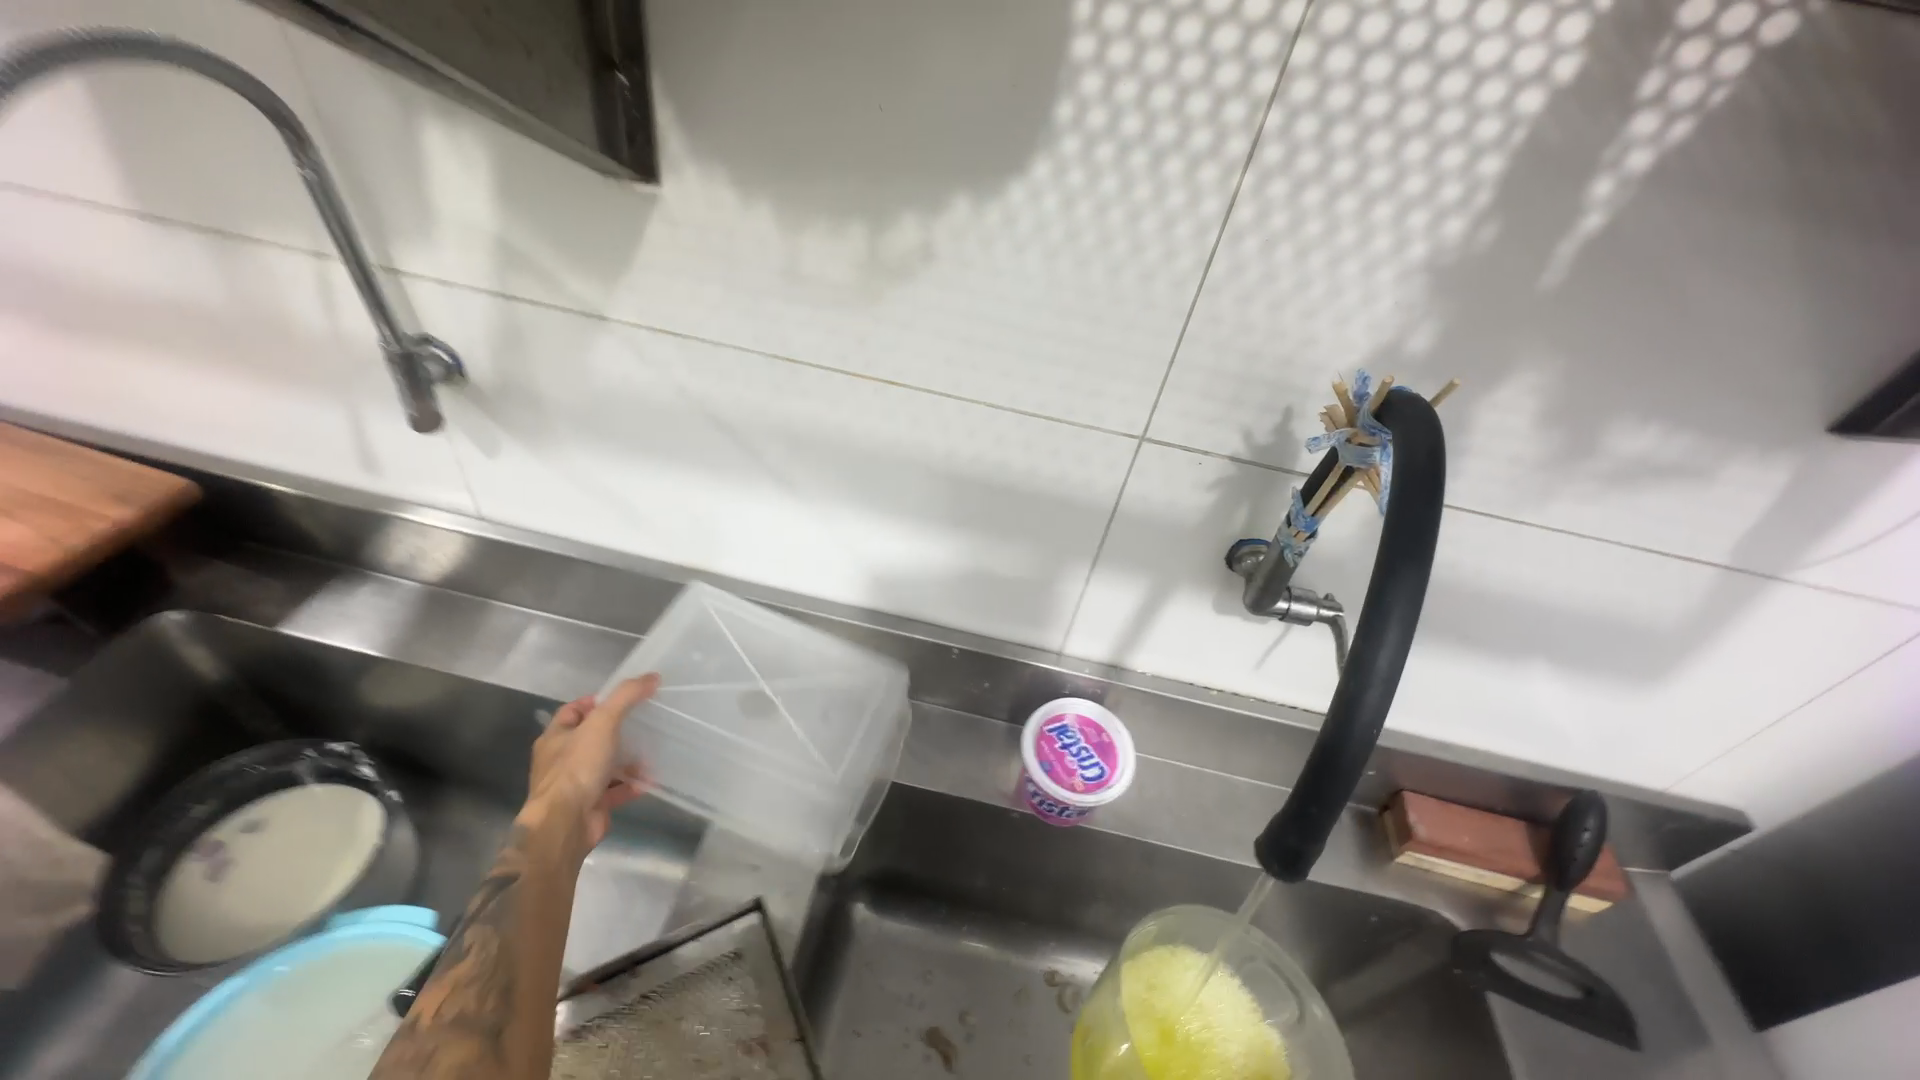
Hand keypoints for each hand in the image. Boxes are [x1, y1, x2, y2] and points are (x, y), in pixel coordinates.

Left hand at [524, 675, 657, 853]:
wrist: (566, 823)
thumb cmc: (577, 767)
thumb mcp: (602, 722)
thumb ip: (626, 697)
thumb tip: (652, 676)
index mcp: (555, 738)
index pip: (573, 711)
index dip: (596, 702)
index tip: (623, 699)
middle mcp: (561, 760)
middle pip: (591, 738)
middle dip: (618, 731)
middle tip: (644, 723)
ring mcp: (575, 784)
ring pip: (604, 765)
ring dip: (627, 760)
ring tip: (652, 751)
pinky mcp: (591, 805)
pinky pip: (615, 790)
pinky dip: (631, 785)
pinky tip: (649, 780)